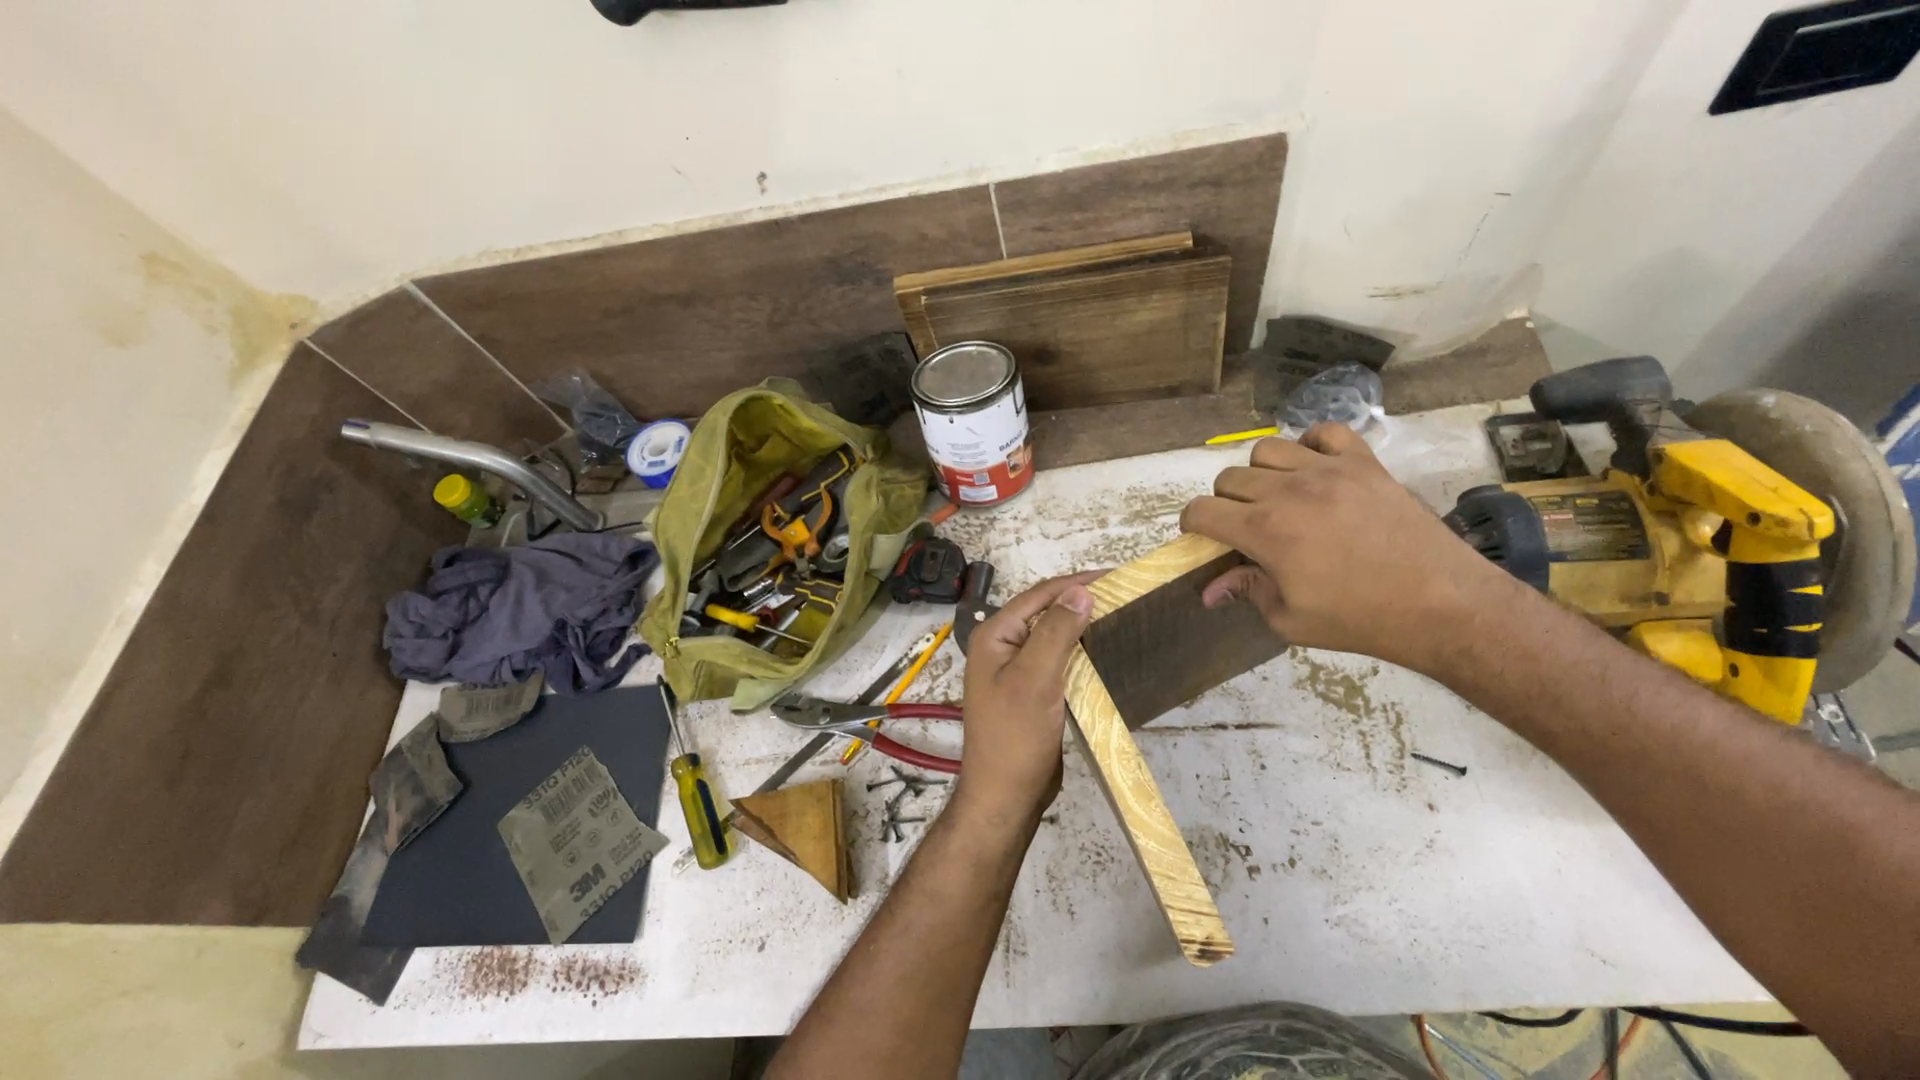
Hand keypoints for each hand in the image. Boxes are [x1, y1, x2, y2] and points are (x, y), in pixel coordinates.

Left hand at [952, 573, 1101, 824]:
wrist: (1006, 795)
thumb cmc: (1015, 736)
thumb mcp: (1036, 679)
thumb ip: (1056, 632)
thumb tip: (1081, 591)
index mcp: (994, 636)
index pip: (1039, 596)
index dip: (1075, 582)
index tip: (1116, 575)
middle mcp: (1001, 648)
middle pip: (1045, 613)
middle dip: (1080, 601)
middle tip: (1124, 594)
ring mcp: (1015, 671)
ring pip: (1054, 637)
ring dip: (1082, 626)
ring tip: (1120, 616)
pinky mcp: (1032, 693)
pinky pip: (1058, 662)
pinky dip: (1080, 653)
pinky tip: (1104, 652)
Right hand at [1179, 423, 1510, 674]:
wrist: (1440, 602)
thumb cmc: (1359, 619)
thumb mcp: (1290, 618)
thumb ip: (1247, 592)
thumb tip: (1210, 590)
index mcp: (1265, 531)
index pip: (1202, 510)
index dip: (1192, 524)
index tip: (1201, 537)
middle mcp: (1289, 491)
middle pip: (1230, 478)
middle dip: (1225, 503)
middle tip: (1245, 527)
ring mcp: (1329, 470)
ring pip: (1267, 449)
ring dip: (1261, 473)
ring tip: (1279, 496)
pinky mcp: (1364, 462)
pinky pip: (1324, 432)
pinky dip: (1311, 445)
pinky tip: (1316, 470)